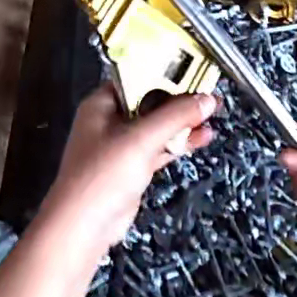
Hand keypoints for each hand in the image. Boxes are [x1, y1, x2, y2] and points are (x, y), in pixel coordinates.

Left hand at [42, 86, 217, 250]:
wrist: (83, 228)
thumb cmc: (103, 175)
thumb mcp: (141, 138)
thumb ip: (175, 116)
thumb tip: (207, 99)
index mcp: (102, 103)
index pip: (137, 76)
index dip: (165, 72)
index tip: (194, 68)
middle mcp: (110, 119)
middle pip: (150, 100)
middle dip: (180, 97)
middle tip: (210, 91)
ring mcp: (122, 144)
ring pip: (158, 124)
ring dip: (183, 120)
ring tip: (213, 112)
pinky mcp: (133, 166)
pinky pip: (160, 146)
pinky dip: (180, 142)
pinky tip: (202, 137)